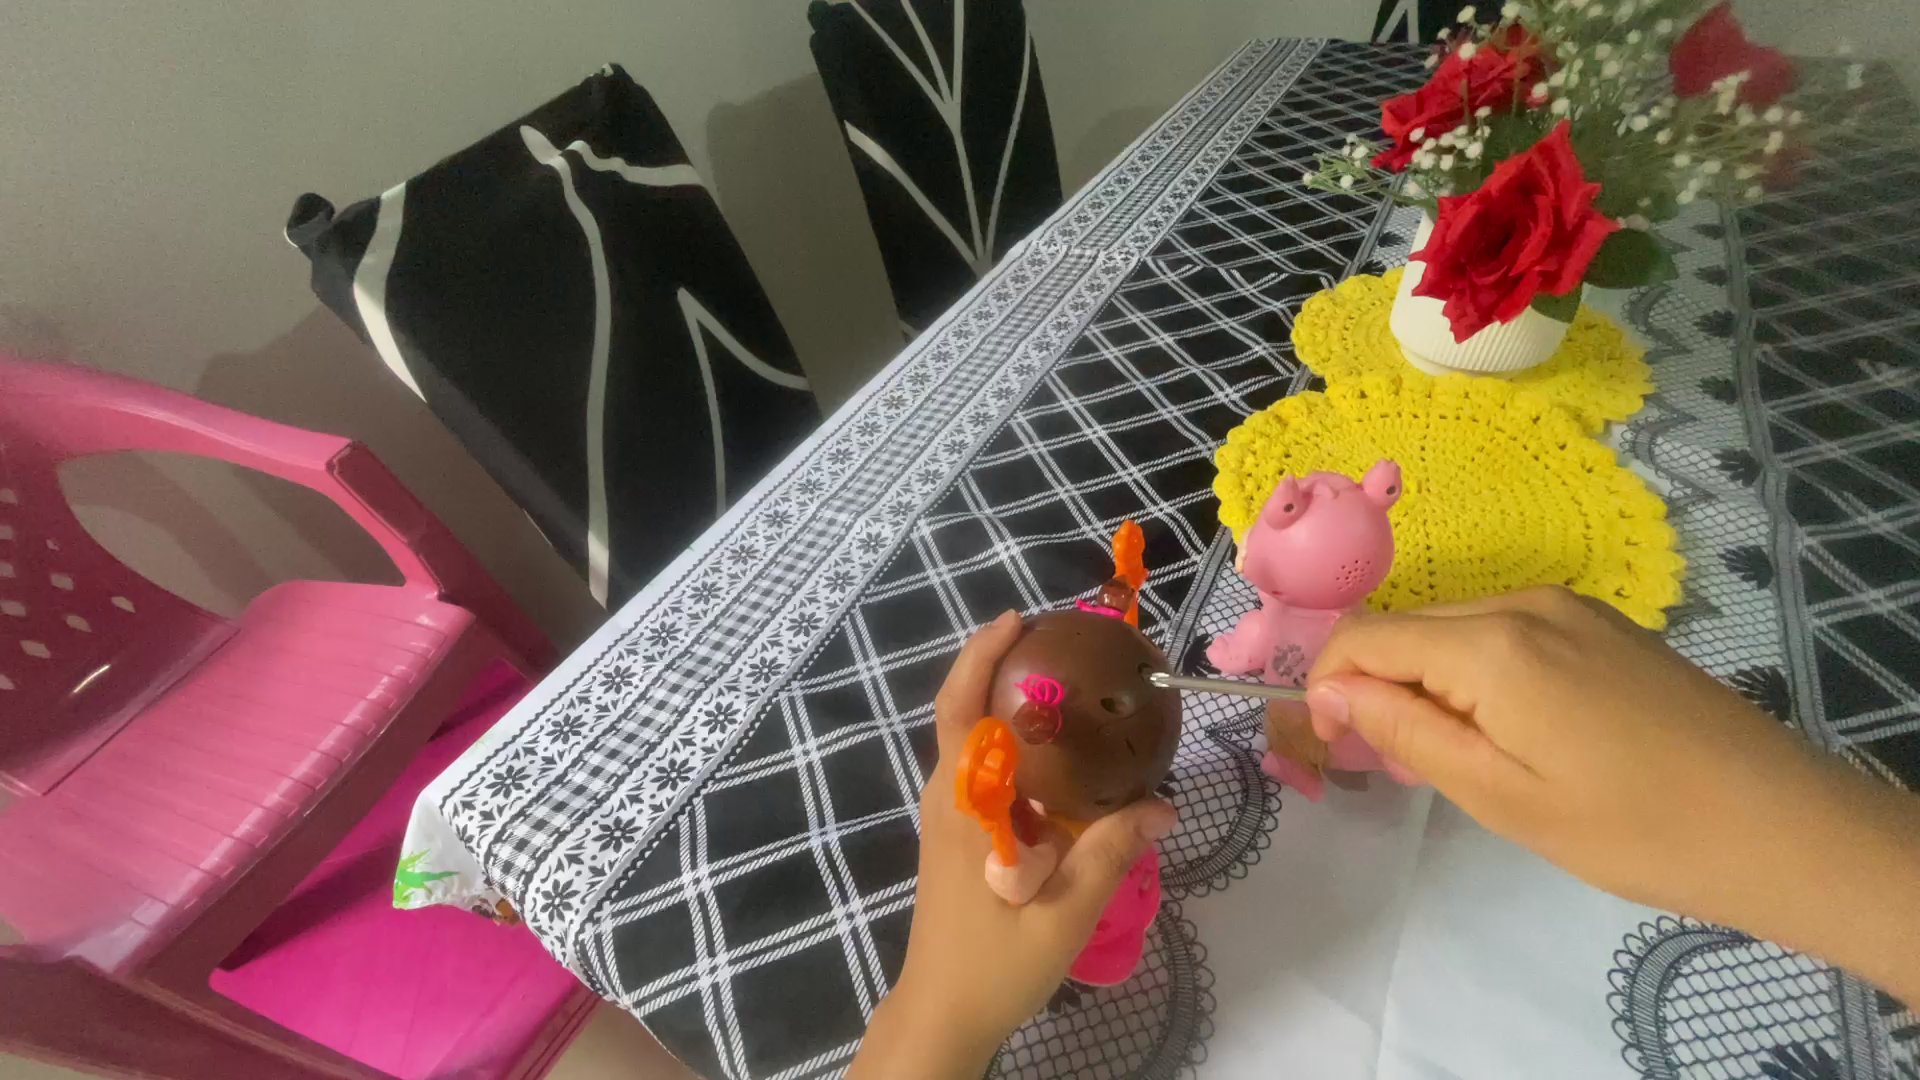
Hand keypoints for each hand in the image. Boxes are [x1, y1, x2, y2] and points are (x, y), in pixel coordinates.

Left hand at [847, 611, 1177, 1078]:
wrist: (943, 1011)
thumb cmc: (994, 963)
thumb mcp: (1064, 912)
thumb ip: (1110, 852)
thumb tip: (1163, 807)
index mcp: (962, 801)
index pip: (958, 708)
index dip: (980, 656)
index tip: (1017, 621)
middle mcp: (949, 792)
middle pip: (963, 709)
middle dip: (998, 665)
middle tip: (1056, 643)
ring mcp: (949, 809)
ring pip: (972, 736)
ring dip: (1005, 700)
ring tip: (1062, 682)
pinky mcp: (959, 827)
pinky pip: (982, 765)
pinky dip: (1011, 740)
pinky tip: (1055, 750)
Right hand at [1304, 585, 1919, 1004]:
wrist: (1797, 831)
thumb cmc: (1636, 828)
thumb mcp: (1499, 795)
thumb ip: (1402, 731)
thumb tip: (1331, 693)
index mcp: (1491, 645)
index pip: (1361, 637)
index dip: (1326, 683)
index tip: (1337, 740)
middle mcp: (1519, 603)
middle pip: (1399, 628)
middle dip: (1373, 684)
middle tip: (1395, 756)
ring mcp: (1562, 605)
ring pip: (1442, 627)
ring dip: (1419, 677)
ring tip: (1453, 746)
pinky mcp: (1592, 619)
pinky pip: (1492, 629)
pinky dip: (1466, 668)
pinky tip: (1504, 720)